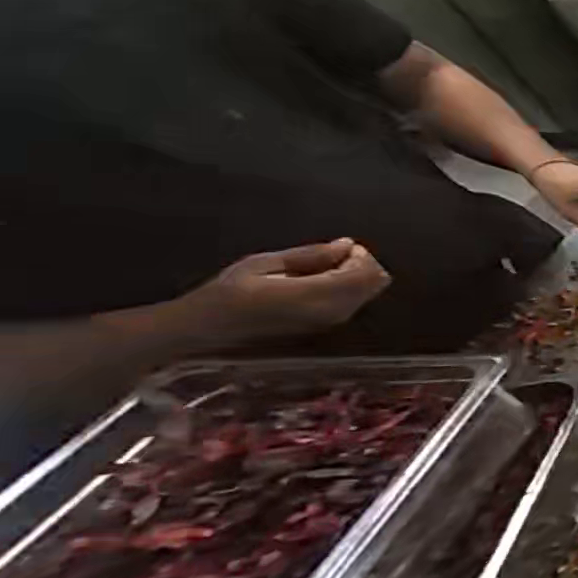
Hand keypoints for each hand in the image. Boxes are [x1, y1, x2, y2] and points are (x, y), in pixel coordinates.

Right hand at [179, 240, 389, 342]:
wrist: (202, 333)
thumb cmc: (225, 294)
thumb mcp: (261, 265)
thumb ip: (309, 255)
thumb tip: (346, 245)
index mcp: (315, 295)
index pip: (367, 273)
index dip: (361, 256)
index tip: (337, 249)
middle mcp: (333, 312)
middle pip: (376, 283)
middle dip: (362, 265)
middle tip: (328, 258)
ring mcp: (332, 323)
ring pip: (368, 292)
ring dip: (356, 277)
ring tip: (318, 271)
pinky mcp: (327, 328)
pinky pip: (355, 302)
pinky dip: (348, 288)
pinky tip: (316, 285)